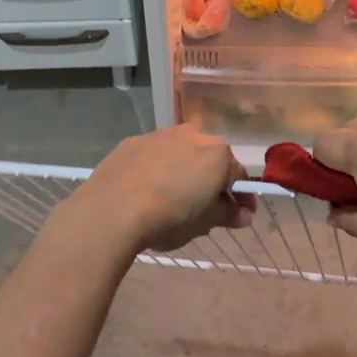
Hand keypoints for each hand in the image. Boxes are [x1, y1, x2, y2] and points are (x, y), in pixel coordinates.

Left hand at [70, 126, 255, 252]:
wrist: (113, 209)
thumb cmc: (169, 216)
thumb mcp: (205, 222)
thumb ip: (227, 214)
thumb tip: (243, 213)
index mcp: (217, 153)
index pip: (239, 176)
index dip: (241, 197)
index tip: (239, 214)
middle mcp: (192, 135)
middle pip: (210, 160)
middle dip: (211, 182)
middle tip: (204, 208)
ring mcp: (161, 134)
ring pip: (181, 154)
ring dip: (183, 172)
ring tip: (171, 199)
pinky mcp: (133, 141)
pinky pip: (154, 155)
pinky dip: (157, 169)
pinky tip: (146, 190)